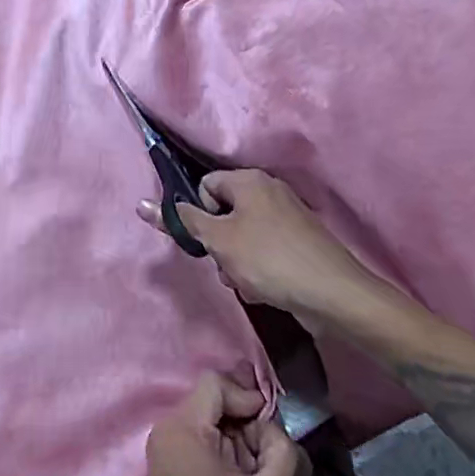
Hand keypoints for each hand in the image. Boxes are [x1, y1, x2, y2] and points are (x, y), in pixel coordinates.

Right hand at [137, 169, 401, 325]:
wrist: (333, 295)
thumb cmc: (268, 260)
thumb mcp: (218, 240)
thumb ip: (182, 221)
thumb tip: (142, 204)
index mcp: (249, 180)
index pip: (205, 187)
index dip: (200, 215)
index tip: (207, 242)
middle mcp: (269, 190)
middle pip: (224, 213)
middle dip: (218, 244)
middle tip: (225, 266)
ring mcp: (288, 216)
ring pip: (242, 237)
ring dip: (236, 262)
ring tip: (246, 283)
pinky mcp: (300, 242)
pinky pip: (264, 251)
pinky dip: (259, 270)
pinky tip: (265, 290)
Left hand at [146, 371, 299, 475]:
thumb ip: (278, 447)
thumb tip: (270, 420)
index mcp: (181, 429)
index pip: (214, 383)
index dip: (245, 397)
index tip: (268, 426)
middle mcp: (163, 429)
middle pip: (209, 399)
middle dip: (241, 420)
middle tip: (264, 452)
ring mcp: (159, 448)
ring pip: (204, 418)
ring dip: (232, 435)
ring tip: (251, 470)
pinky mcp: (163, 465)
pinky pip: (194, 437)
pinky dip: (217, 446)